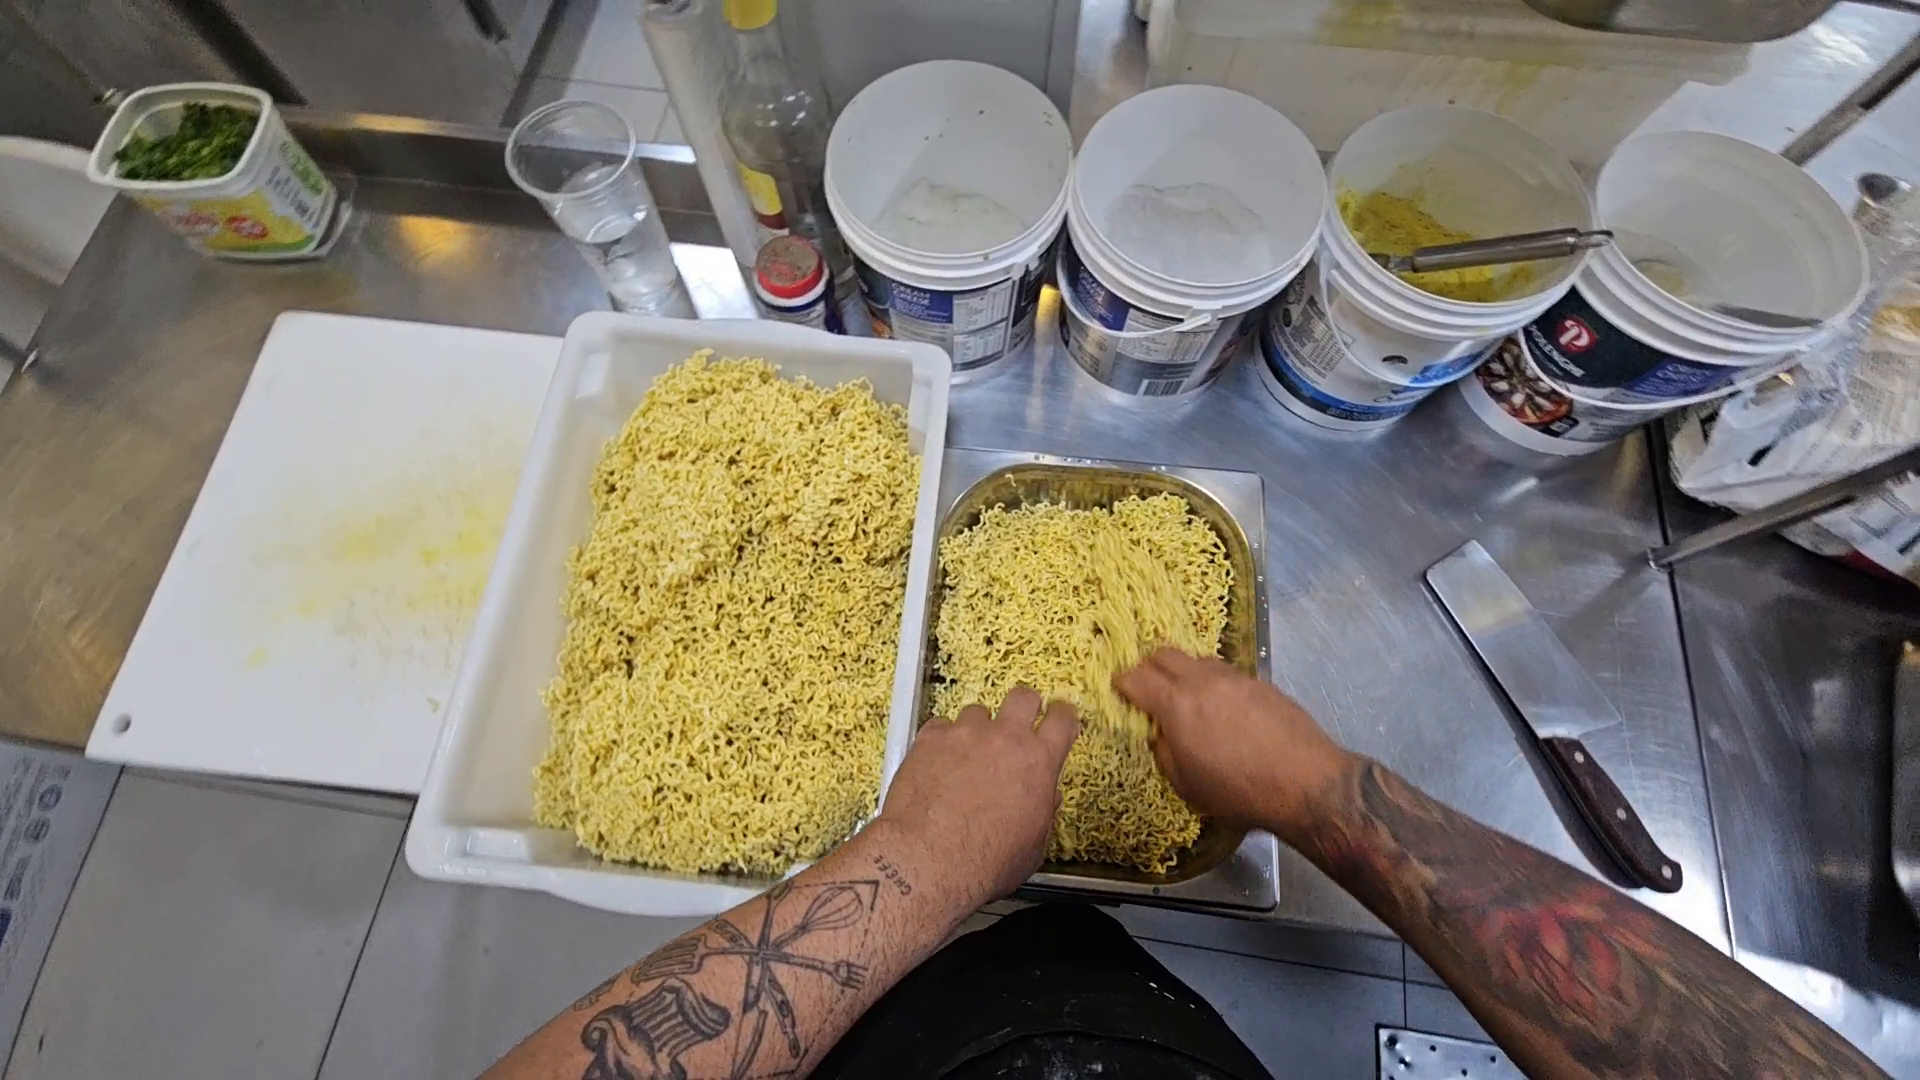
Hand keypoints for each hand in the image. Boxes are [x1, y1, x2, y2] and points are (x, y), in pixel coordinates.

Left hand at [876, 687, 1078, 906]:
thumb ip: (1043, 811)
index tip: (1060, 715)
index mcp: (1038, 762)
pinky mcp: (932, 737)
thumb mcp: (1033, 845)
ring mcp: (966, 733)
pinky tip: (938, 764)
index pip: (1062, 720)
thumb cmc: (985, 862)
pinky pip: (941, 726)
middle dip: (1024, 705)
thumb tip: (1046, 798)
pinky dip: (942, 742)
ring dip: (976, 730)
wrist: (929, 858)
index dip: (1063, 714)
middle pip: (1023, 697)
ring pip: (977, 711)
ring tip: (967, 756)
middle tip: (1018, 721)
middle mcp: (1005, 738)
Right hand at [1114, 648, 1352, 843]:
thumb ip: (1164, 751)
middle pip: (1164, 653)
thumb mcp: (1186, 784)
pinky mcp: (1259, 682)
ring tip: (1188, 695)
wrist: (1306, 783)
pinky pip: (1225, 672)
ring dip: (1184, 671)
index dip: (1122, 681)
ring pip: (1196, 659)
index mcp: (1175, 704)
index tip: (1119, 686)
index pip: (1137, 678)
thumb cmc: (1239, 791)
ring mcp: (1233, 677)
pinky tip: (1223, 706)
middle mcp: (1201, 681)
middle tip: (1149, 685)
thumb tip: (1161, 732)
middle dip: (1149, 666)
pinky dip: (1213, 682)